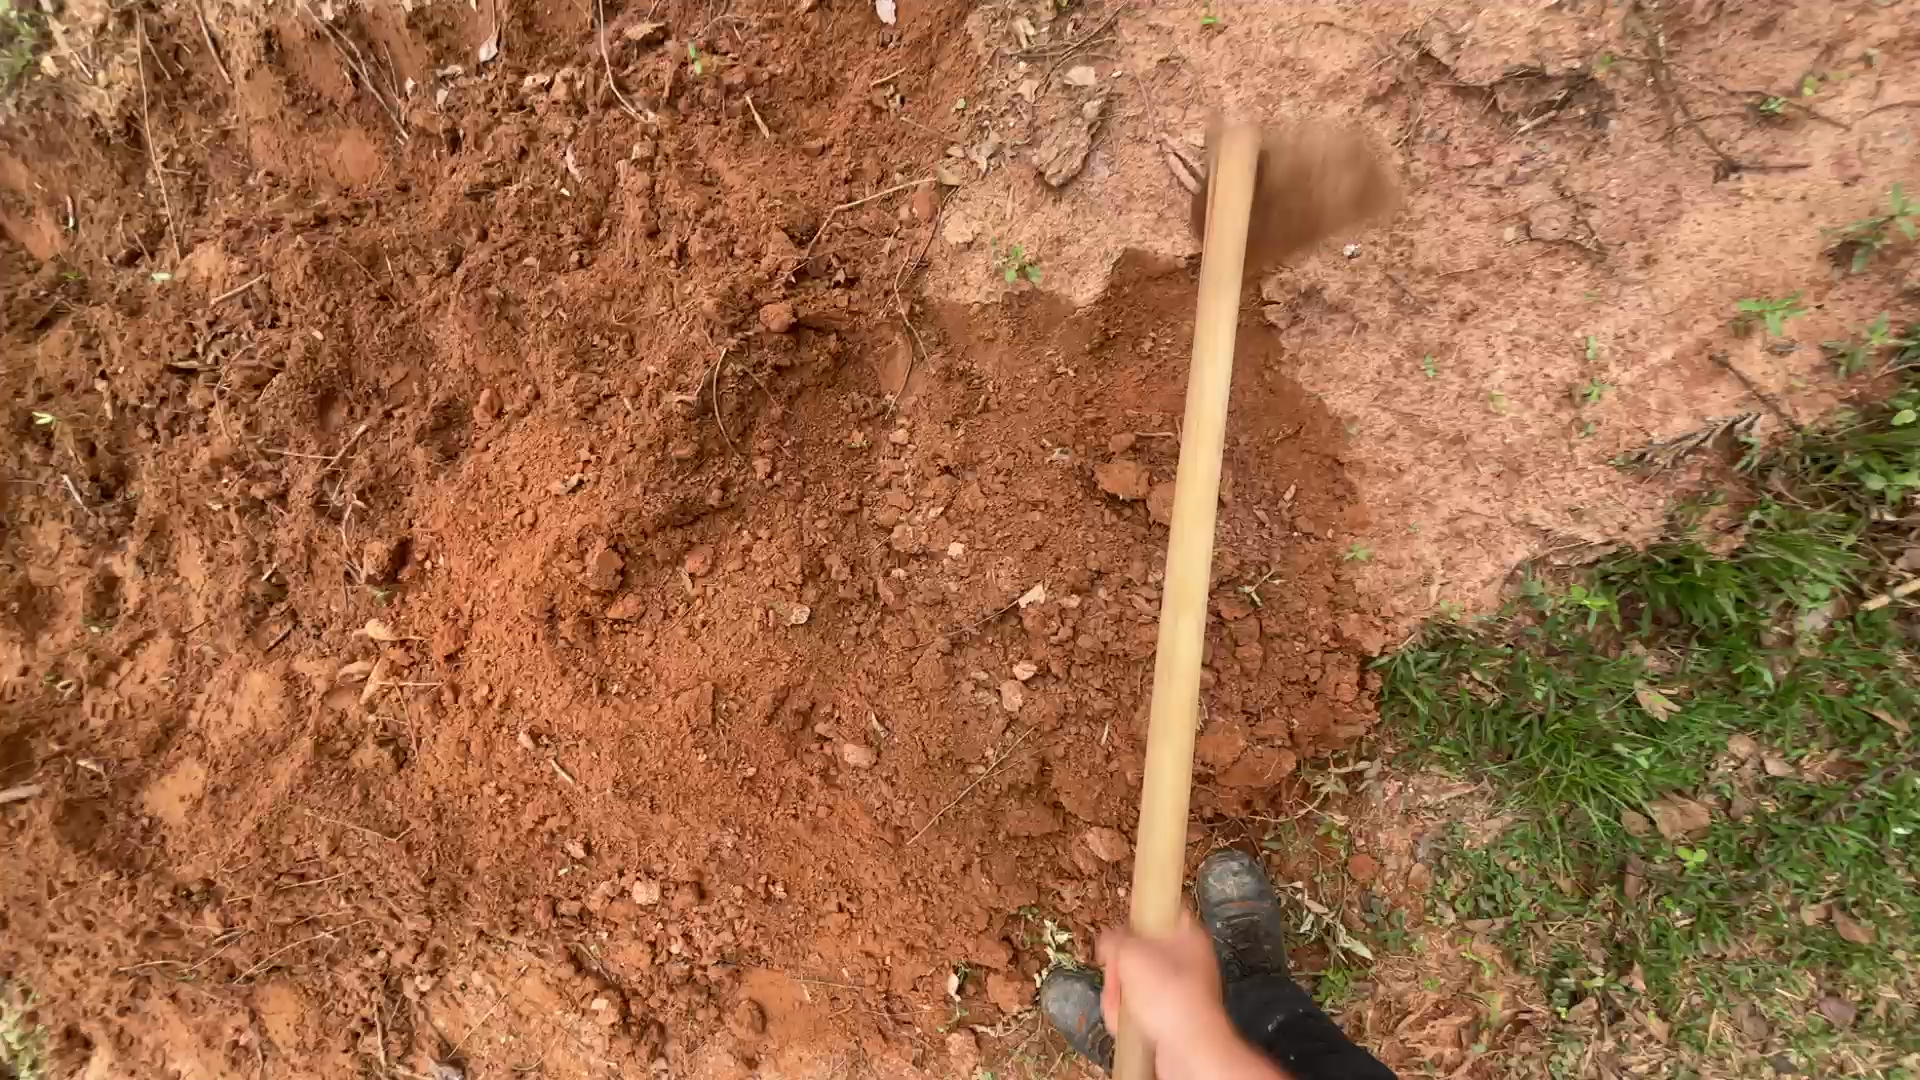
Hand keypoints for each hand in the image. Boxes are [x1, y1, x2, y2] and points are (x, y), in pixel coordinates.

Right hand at [1098, 914, 1286, 1079]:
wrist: (1190, 1052)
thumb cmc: (1165, 992)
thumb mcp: (1129, 953)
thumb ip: (1113, 938)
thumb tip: (1107, 941)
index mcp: (1188, 933)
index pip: (1161, 909)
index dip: (1137, 915)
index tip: (1121, 928)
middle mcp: (1188, 959)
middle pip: (1141, 949)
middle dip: (1119, 967)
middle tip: (1114, 977)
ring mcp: (1181, 990)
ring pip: (1137, 980)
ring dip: (1119, 994)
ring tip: (1118, 1009)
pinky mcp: (1174, 1018)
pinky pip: (1143, 1006)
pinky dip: (1129, 1016)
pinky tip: (1124, 1025)